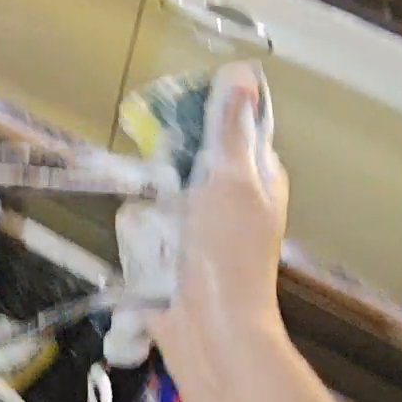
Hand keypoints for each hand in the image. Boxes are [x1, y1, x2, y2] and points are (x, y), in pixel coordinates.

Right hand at [152, 62, 289, 370]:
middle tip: (170, 186)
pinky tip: (148, 251)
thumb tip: (239, 72)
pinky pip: (145, 226)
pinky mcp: (170, 252)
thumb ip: (229, 129)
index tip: (177, 118)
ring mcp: (199, 228)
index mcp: (259, 178)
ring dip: (154, 208)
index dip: (206, 117)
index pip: (234, 127)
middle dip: (170, 169)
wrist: (208, 329)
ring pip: (160, 191)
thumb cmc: (227, 253)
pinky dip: (142, 237)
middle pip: (189, 158)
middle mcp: (231, 199)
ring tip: (160, 231)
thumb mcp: (231, 181)